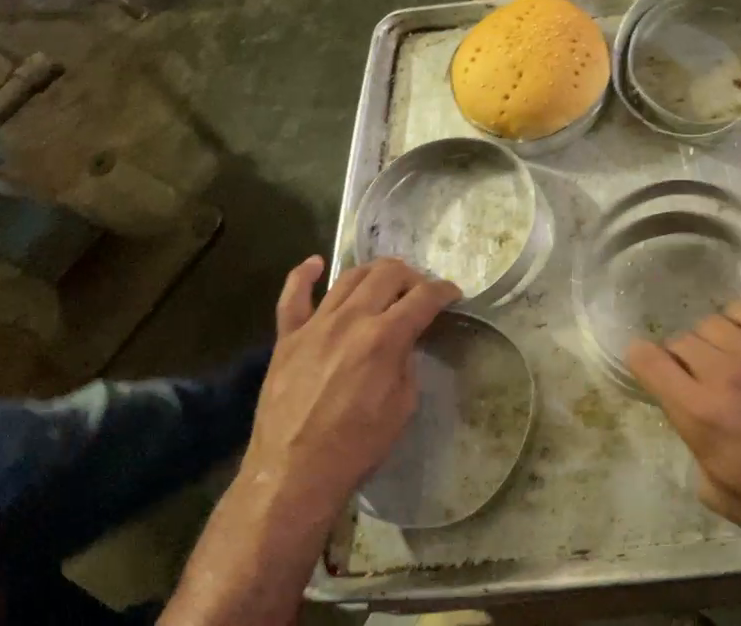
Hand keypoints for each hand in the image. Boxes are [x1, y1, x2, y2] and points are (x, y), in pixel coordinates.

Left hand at [239, 256, 461, 515]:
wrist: (292, 475)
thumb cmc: (357, 447)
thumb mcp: (402, 406)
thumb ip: (406, 363)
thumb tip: (403, 343)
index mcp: (384, 338)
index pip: (424, 297)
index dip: (445, 291)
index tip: (453, 294)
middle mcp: (351, 320)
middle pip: (388, 273)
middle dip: (413, 277)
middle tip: (420, 293)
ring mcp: (315, 325)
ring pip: (349, 277)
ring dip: (374, 273)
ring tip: (385, 283)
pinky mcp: (287, 339)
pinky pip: (293, 296)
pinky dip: (304, 274)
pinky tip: (316, 264)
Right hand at [627, 292, 740, 558]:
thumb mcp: (713, 490)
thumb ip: (693, 442)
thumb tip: (692, 414)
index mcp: (700, 414)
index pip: (650, 362)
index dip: (639, 359)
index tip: (644, 365)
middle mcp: (724, 375)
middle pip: (681, 340)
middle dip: (677, 358)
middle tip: (693, 379)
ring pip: (712, 322)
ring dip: (708, 340)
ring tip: (722, 359)